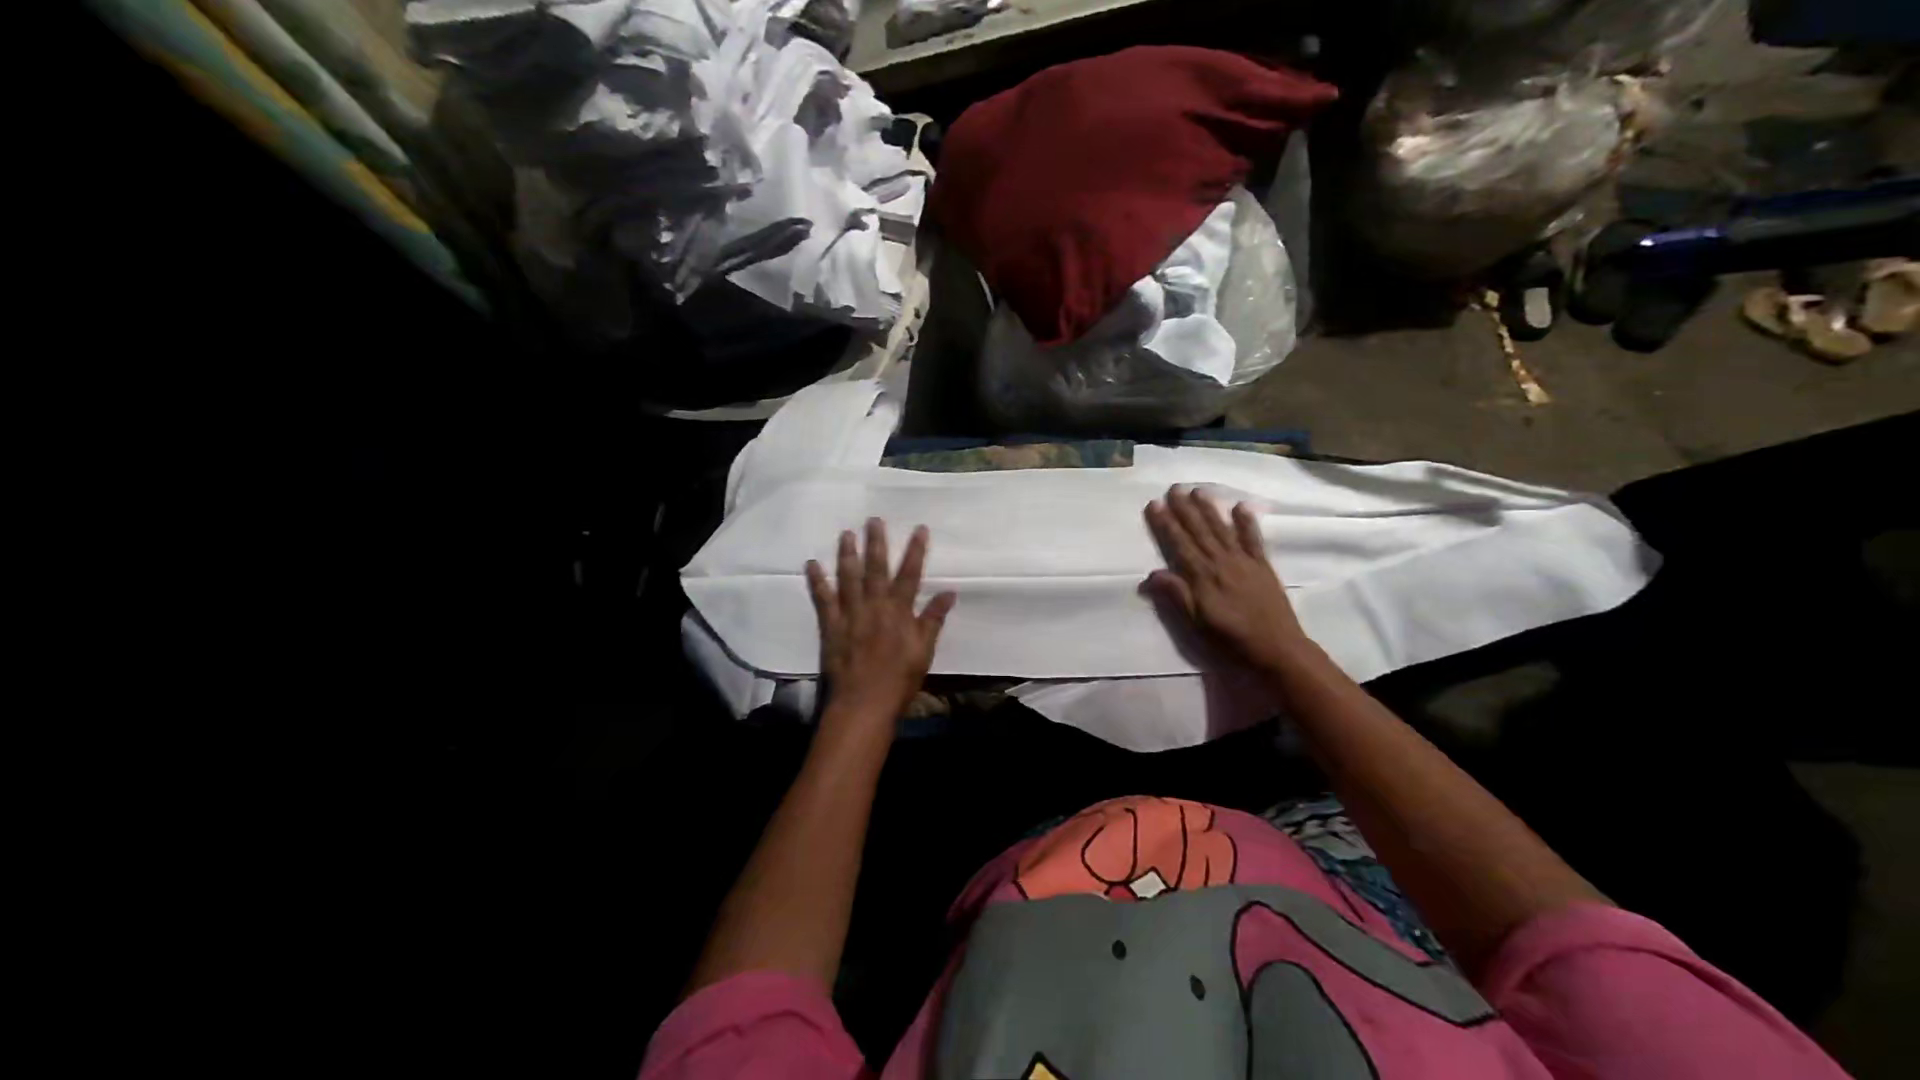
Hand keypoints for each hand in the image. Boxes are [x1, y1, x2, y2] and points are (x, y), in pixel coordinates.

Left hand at [805, 519, 956, 734]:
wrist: (864, 702)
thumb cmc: (900, 680)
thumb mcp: (925, 651)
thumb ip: (934, 620)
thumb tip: (950, 592)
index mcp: (899, 612)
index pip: (910, 574)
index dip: (915, 551)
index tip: (919, 528)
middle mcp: (874, 606)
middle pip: (876, 569)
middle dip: (876, 543)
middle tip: (874, 520)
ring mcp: (850, 615)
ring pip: (848, 578)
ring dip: (847, 554)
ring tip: (846, 534)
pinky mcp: (831, 626)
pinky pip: (823, 599)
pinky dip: (817, 581)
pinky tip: (811, 564)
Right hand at [1143, 486, 1310, 668]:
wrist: (1277, 648)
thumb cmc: (1231, 639)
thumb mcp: (1197, 622)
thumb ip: (1176, 595)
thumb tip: (1151, 574)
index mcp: (1203, 577)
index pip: (1179, 544)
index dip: (1166, 524)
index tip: (1155, 504)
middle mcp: (1222, 562)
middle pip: (1200, 531)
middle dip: (1185, 509)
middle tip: (1174, 488)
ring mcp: (1244, 562)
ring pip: (1222, 529)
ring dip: (1210, 509)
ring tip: (1198, 491)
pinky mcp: (1263, 566)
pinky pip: (1253, 539)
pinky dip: (1246, 522)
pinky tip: (1240, 507)